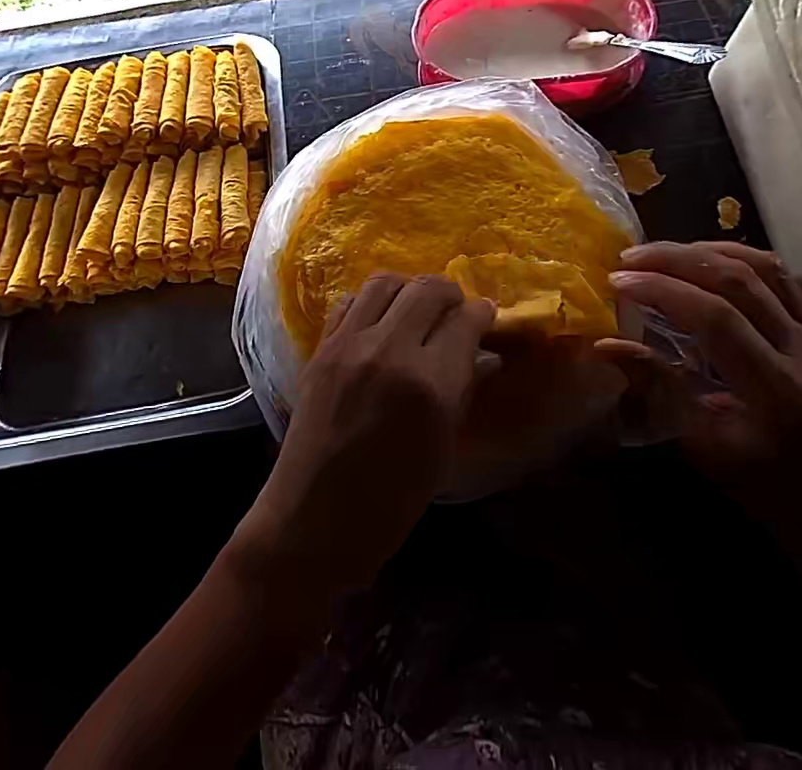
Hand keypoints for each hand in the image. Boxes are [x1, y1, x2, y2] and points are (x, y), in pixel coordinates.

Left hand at [237, 274, 492, 592]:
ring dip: (408, 289)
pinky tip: (378, 323)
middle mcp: (387, 351)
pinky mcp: (319, 350)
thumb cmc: (391, 501)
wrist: (315, 517)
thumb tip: (485, 355)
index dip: (482, 314)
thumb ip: (463, 392)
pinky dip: (369, 303)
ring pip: (383, 283)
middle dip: (450, 293)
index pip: (465, 321)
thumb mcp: (441, 449)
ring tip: (417, 310)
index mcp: (429, 384)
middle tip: (456, 310)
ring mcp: (347, 346)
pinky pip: (348, 304)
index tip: (486, 317)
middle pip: (426, 289)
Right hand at [597, 242, 801, 514]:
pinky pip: (778, 274)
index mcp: (769, 384)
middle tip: (627, 257)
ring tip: (657, 251)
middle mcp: (797, 348)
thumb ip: (657, 385)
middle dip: (676, 260)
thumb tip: (604, 344)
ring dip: (703, 251)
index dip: (663, 292)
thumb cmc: (751, 472)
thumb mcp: (697, 440)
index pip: (716, 317)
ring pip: (762, 267)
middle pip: (739, 280)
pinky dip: (736, 255)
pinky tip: (701, 256)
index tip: (617, 282)